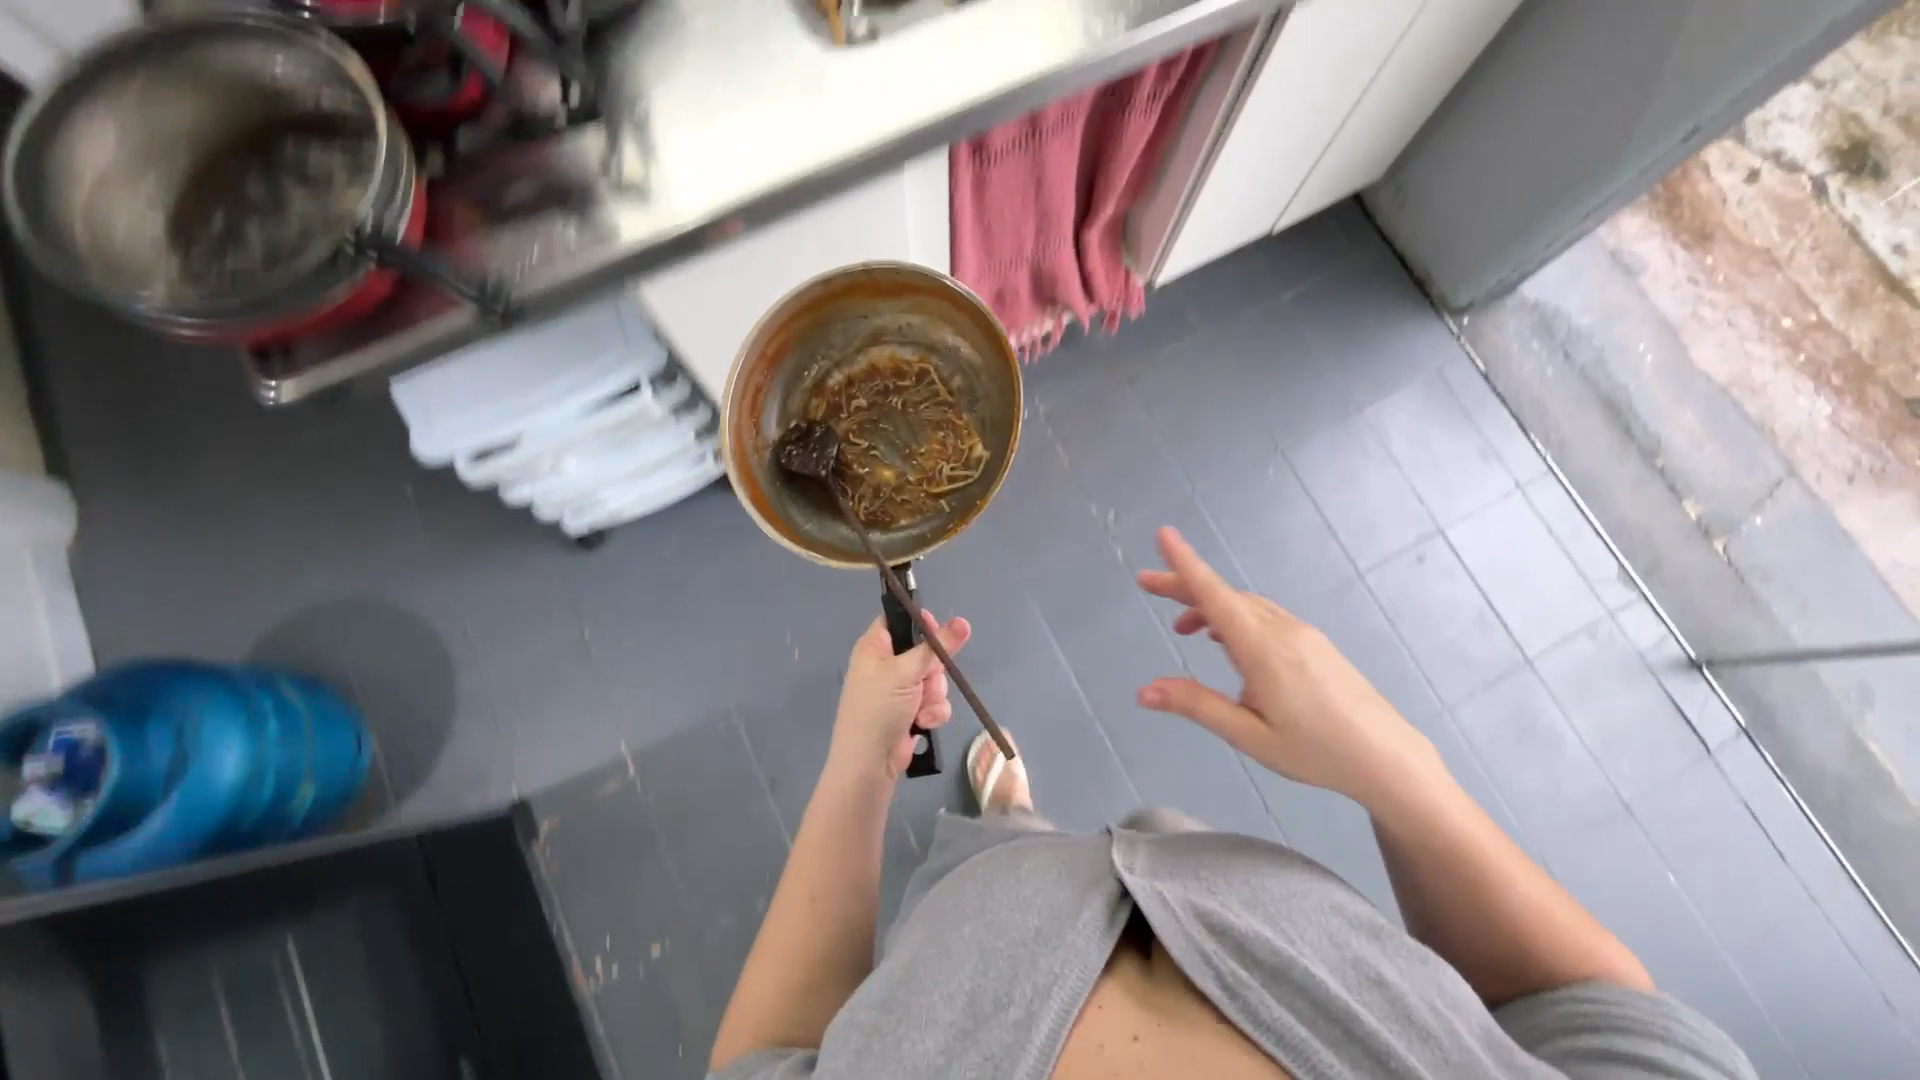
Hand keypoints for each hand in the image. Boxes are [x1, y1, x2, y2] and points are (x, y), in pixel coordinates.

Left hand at [829, 611, 971, 778]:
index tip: (938, 632)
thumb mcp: (906, 672)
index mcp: (875, 647)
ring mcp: (900, 690)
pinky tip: (924, 723)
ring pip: (934, 679)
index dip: (920, 623)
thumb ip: (935, 647)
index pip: (899, 620)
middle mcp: (887, 665)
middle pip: (925, 651)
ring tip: (922, 708)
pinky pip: (935, 701)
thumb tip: (963, 622)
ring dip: (934, 695)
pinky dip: (933, 712)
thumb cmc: (879, 708)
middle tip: (927, 679)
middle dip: (933, 670)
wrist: (871, 762)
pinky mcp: (912, 711)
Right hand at [1134, 527, 1441, 804]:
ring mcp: (1302, 634)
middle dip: (1184, 585)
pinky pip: (1264, 616)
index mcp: (1263, 650)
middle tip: (1145, 582)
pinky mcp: (1313, 644)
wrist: (1387, 757)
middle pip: (1226, 596)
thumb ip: (1197, 706)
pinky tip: (1224, 640)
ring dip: (1209, 604)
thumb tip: (1144, 691)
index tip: (1163, 535)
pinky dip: (1233, 617)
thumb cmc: (1316, 751)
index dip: (1186, 565)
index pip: (1216, 597)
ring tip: (1180, 625)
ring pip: (1246, 605)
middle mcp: (1282, 631)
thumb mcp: (1249, 735)